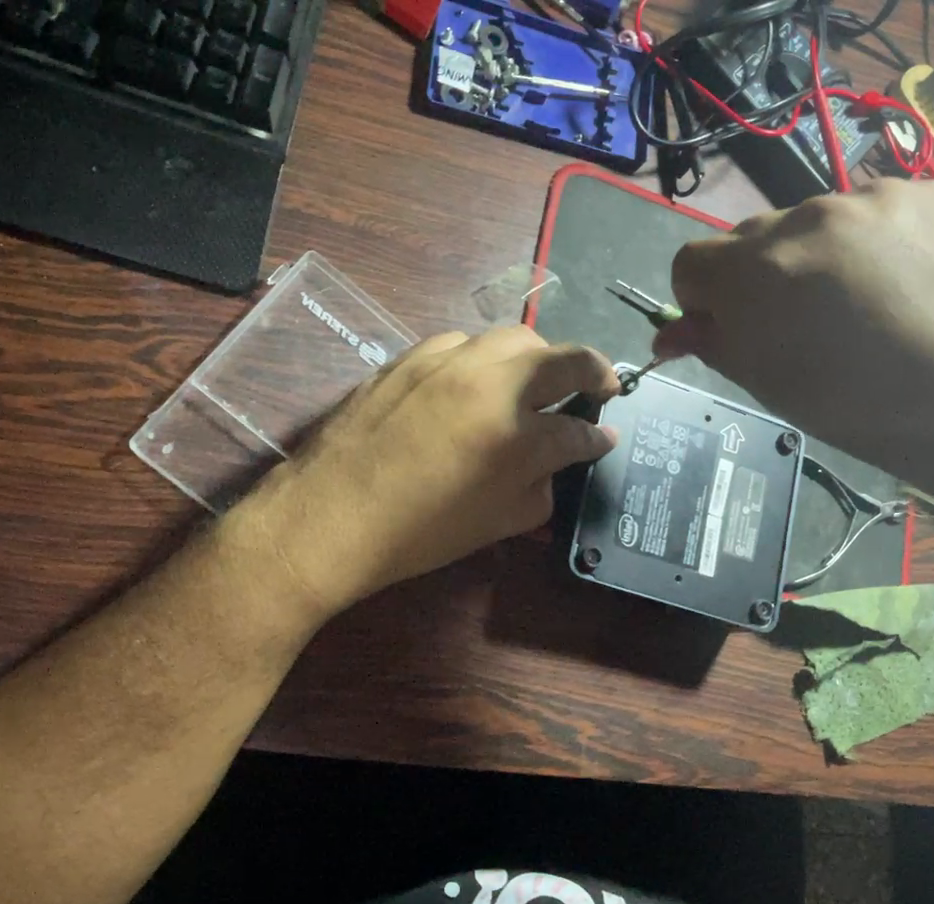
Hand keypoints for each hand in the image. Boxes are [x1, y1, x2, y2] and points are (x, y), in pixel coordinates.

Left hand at [229, 326, 619, 614]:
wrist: (329, 516)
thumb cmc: (416, 535)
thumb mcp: (495, 524)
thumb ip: (541, 487)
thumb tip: (563, 461)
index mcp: (516, 436)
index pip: (576, 428)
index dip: (596, 436)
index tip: (603, 438)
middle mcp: (488, 384)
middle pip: (559, 356)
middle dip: (589, 369)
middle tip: (596, 385)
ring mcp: (445, 363)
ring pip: (509, 338)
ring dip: (534, 357)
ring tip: (534, 380)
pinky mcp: (407, 357)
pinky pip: (459, 343)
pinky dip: (481, 358)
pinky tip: (473, 381)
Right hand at [654, 179, 933, 484]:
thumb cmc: (861, 409)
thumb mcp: (770, 385)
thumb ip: (714, 344)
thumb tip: (671, 333)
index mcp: (755, 270)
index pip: (691, 262)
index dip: (702, 301)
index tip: (733, 332)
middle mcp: (806, 216)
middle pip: (752, 238)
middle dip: (760, 277)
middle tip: (803, 327)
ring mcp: (874, 196)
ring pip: (816, 222)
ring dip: (819, 257)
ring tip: (868, 308)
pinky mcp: (931, 191)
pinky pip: (877, 211)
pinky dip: (877, 244)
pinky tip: (911, 287)